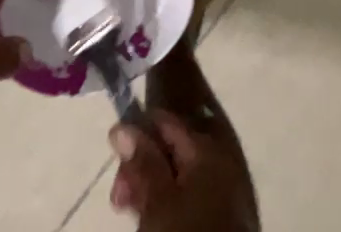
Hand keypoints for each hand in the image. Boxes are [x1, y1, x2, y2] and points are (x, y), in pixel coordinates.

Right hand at [109, 110, 259, 230]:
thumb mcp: (157, 199)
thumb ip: (142, 160)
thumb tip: (123, 127)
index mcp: (206, 147)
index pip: (163, 119)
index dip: (135, 133)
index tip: (114, 159)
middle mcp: (220, 158)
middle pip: (171, 147)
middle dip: (141, 167)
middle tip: (121, 199)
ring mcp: (226, 186)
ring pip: (179, 173)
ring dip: (152, 188)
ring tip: (134, 213)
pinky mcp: (225, 212)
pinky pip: (192, 193)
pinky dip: (171, 202)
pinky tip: (156, 221)